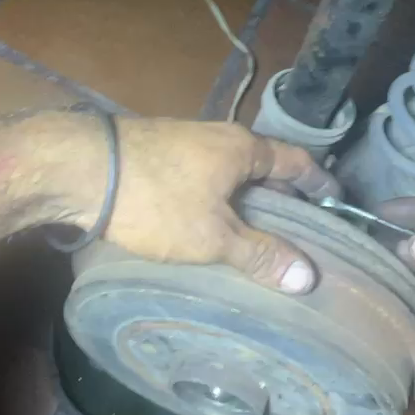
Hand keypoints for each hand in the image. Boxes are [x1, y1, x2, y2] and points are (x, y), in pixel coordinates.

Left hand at [43, 114, 337, 292]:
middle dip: (282, 196)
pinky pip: (201, 178)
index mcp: (242, 148)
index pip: (296, 161)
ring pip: (228, 173)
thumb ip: (259, 254)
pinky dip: (216, 200)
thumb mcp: (212, 235)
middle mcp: (216, 137)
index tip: (337, 202)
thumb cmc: (155, 199)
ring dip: (245, 200)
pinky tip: (207, 225)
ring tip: (255, 235)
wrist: (77, 169)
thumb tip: (308, 277)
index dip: (320, 182)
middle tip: (299, 231)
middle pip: (263, 166)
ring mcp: (182, 143)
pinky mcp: (154, 156)